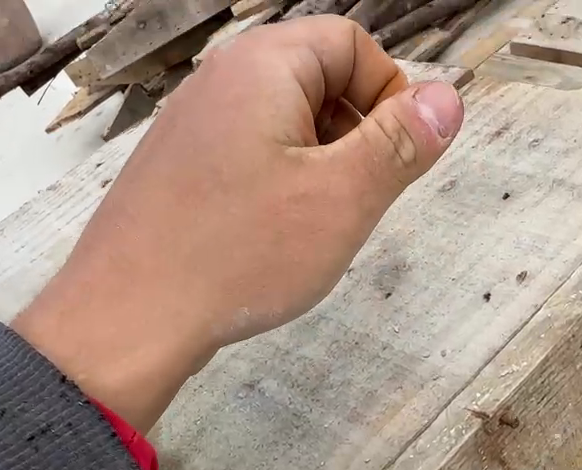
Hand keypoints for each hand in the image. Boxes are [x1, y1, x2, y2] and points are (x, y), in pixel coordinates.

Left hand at [13, 16, 464, 431]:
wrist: (133, 314)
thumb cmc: (244, 252)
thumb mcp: (342, 198)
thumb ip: (399, 145)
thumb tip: (448, 98)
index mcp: (265, 65)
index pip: (352, 43)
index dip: (392, 96)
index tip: (400, 163)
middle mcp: (223, 79)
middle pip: (319, 80)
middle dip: (358, 137)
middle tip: (360, 205)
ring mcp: (195, 124)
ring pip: (287, 126)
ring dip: (323, 170)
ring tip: (318, 230)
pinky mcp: (182, 169)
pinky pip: (253, 157)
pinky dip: (283, 188)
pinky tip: (276, 240)